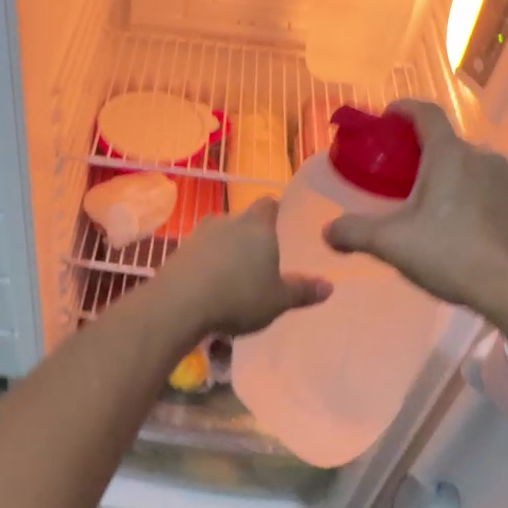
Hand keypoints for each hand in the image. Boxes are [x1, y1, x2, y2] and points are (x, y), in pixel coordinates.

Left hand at [154, 198, 330, 336]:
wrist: (179, 303)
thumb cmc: (238, 296)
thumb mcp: (278, 300)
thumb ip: (302, 291)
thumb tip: (329, 285)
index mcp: (257, 225)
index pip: (269, 204)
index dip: (276, 212)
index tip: (281, 225)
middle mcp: (227, 221)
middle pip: (243, 220)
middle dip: (250, 237)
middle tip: (260, 260)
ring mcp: (199, 235)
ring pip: (219, 237)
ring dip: (226, 252)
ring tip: (234, 278)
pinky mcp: (178, 252)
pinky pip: (199, 254)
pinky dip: (206, 266)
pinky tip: (210, 288)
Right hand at [325, 100, 507, 314]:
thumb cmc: (450, 254)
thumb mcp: (390, 244)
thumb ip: (352, 232)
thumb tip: (327, 231)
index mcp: (449, 155)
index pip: (425, 113)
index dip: (403, 109)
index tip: (386, 117)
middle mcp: (480, 157)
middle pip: (443, 142)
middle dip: (417, 152)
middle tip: (394, 175)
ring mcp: (504, 179)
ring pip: (465, 165)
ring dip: (442, 174)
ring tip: (422, 202)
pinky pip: (483, 186)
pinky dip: (463, 193)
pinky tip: (452, 224)